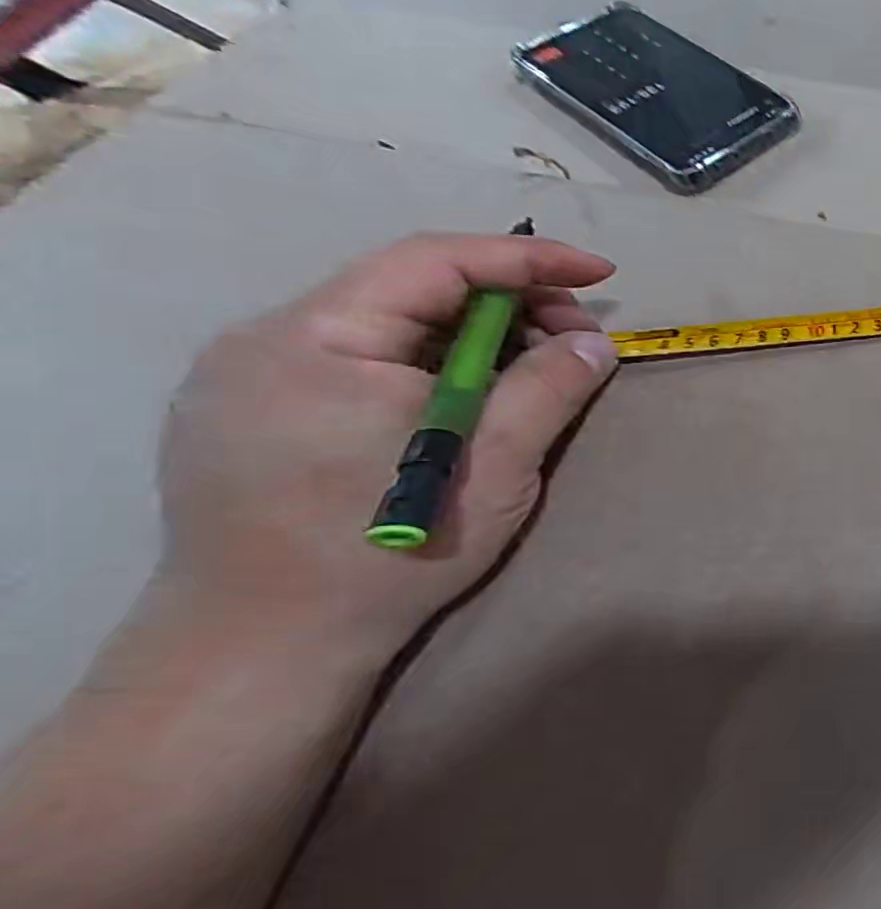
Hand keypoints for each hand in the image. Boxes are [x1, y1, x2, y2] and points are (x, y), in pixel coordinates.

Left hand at [148, 234, 619, 657]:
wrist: (264, 648)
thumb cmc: (389, 551)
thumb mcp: (495, 466)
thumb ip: (550, 389)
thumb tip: (596, 344)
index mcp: (319, 339)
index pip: (437, 262)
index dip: (528, 259)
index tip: (599, 271)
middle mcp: (270, 338)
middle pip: (413, 288)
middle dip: (509, 304)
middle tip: (576, 343)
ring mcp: (252, 375)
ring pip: (390, 324)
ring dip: (474, 337)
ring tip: (531, 374)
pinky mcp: (254, 412)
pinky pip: (363, 358)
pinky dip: (431, 363)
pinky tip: (467, 400)